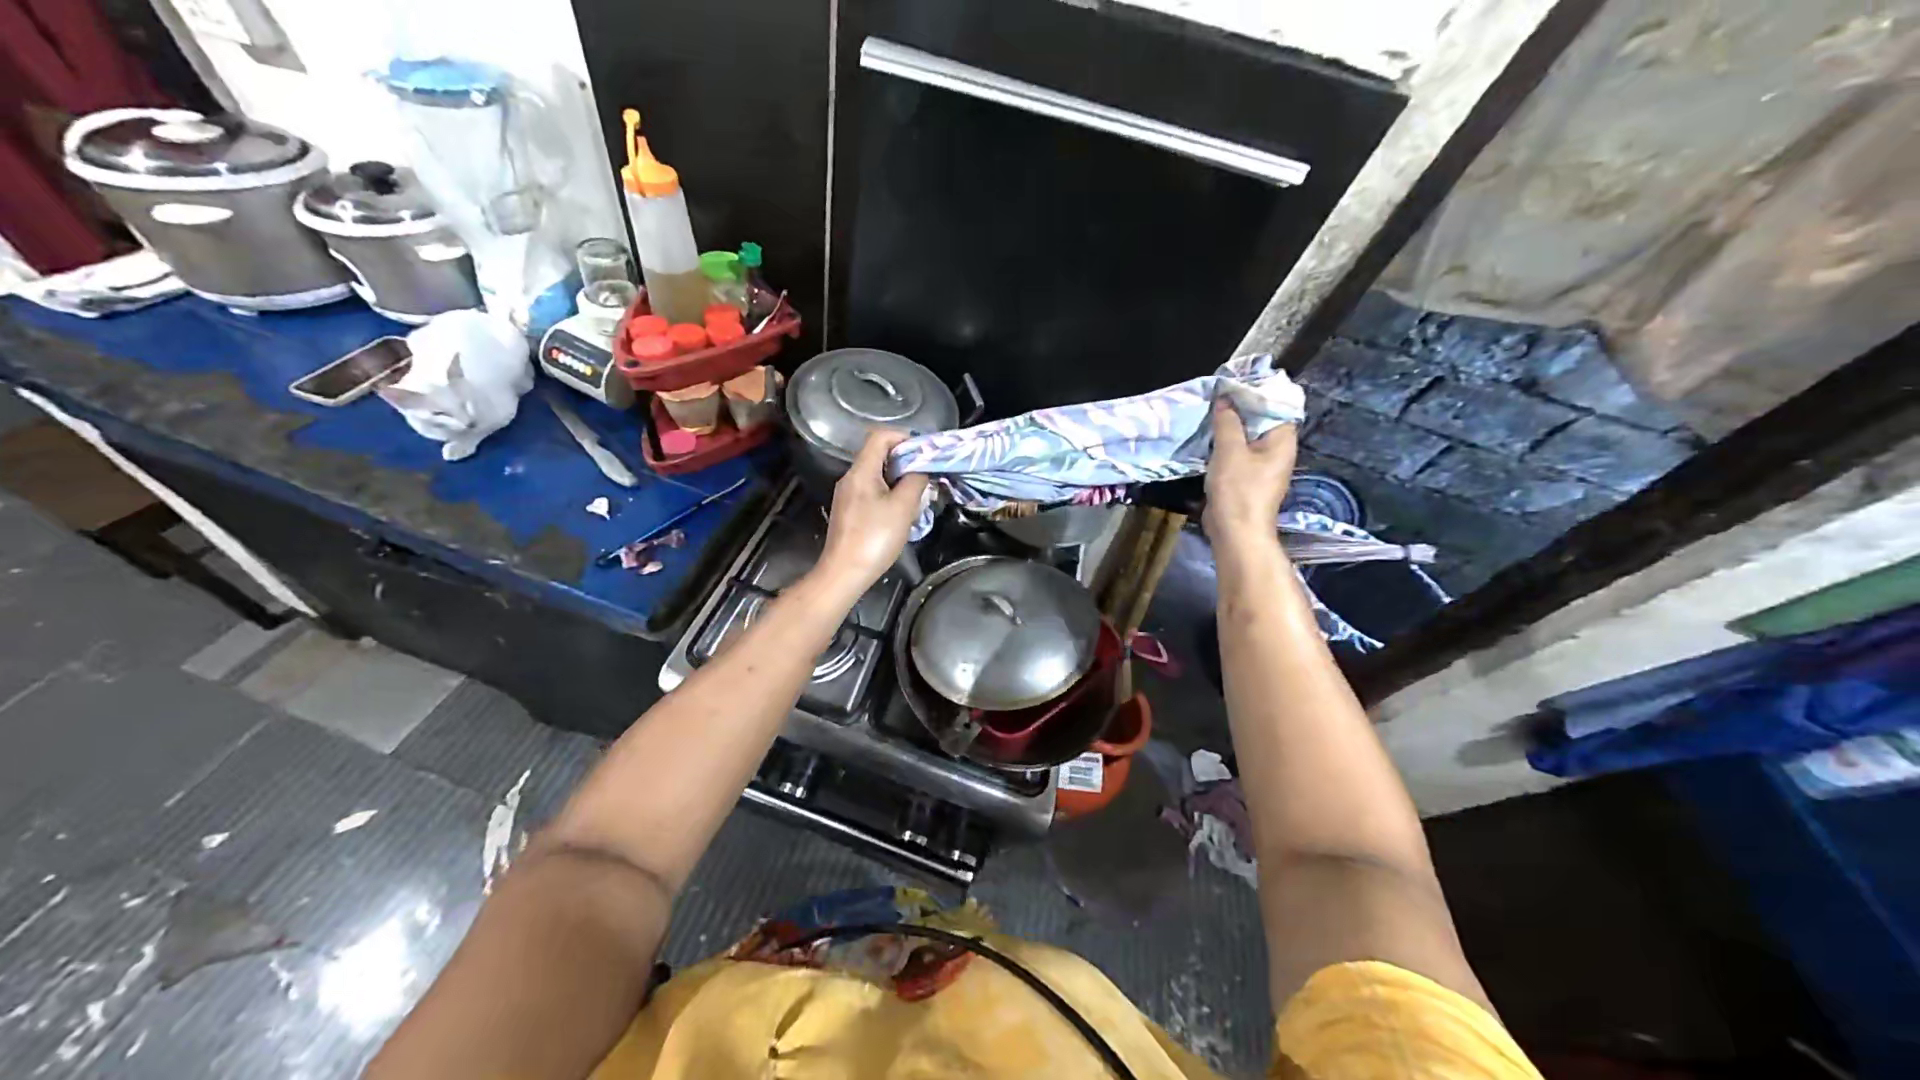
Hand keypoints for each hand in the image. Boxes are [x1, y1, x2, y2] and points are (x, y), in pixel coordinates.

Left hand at [811, 430, 929, 599]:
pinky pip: (872, 492)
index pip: (880, 436)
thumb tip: (921, 468)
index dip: (904, 438)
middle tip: (927, 477)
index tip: (925, 453)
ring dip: (900, 480)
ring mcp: (848, 495)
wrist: (844, 573)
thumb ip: (915, 481)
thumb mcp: (903, 507)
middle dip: (906, 461)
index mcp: (861, 471)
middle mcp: (851, 478)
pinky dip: (890, 494)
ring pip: (877, 475)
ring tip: (918, 497)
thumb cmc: (875, 538)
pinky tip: (902, 513)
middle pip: (879, 454)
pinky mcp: (850, 511)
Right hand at [1203, 398, 1296, 543]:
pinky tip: (1210, 437)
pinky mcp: (1247, 478)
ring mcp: (1262, 466)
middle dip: (1241, 407)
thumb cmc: (1238, 490)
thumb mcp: (1230, 450)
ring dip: (1231, 426)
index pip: (1277, 405)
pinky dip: (1226, 444)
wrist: (1235, 532)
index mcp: (1283, 441)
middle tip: (1218, 393)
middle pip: (1262, 421)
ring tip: (1212, 411)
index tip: (1235, 381)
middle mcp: (1278, 451)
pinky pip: (1238, 453)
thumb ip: (1228, 422)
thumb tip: (1225, 399)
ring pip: (1248, 437)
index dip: (1258, 391)